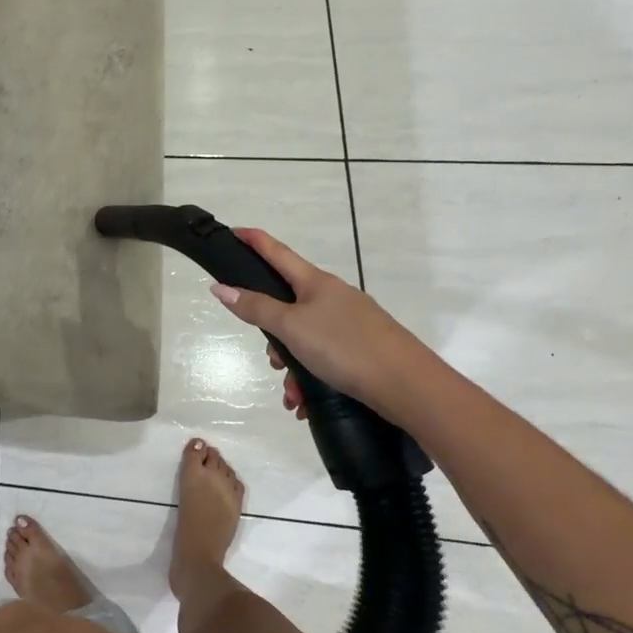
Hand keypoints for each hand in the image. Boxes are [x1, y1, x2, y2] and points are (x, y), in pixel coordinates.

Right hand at [207, 228, 435, 418]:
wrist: (412, 387)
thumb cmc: (345, 347)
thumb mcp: (291, 327)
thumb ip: (255, 308)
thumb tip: (220, 287)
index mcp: (316, 283)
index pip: (277, 252)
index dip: (253, 240)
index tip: (233, 231)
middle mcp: (334, 297)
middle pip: (288, 304)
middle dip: (272, 332)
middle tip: (270, 358)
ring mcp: (352, 323)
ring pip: (305, 336)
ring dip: (292, 363)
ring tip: (292, 393)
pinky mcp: (364, 348)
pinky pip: (325, 357)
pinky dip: (312, 377)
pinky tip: (306, 401)